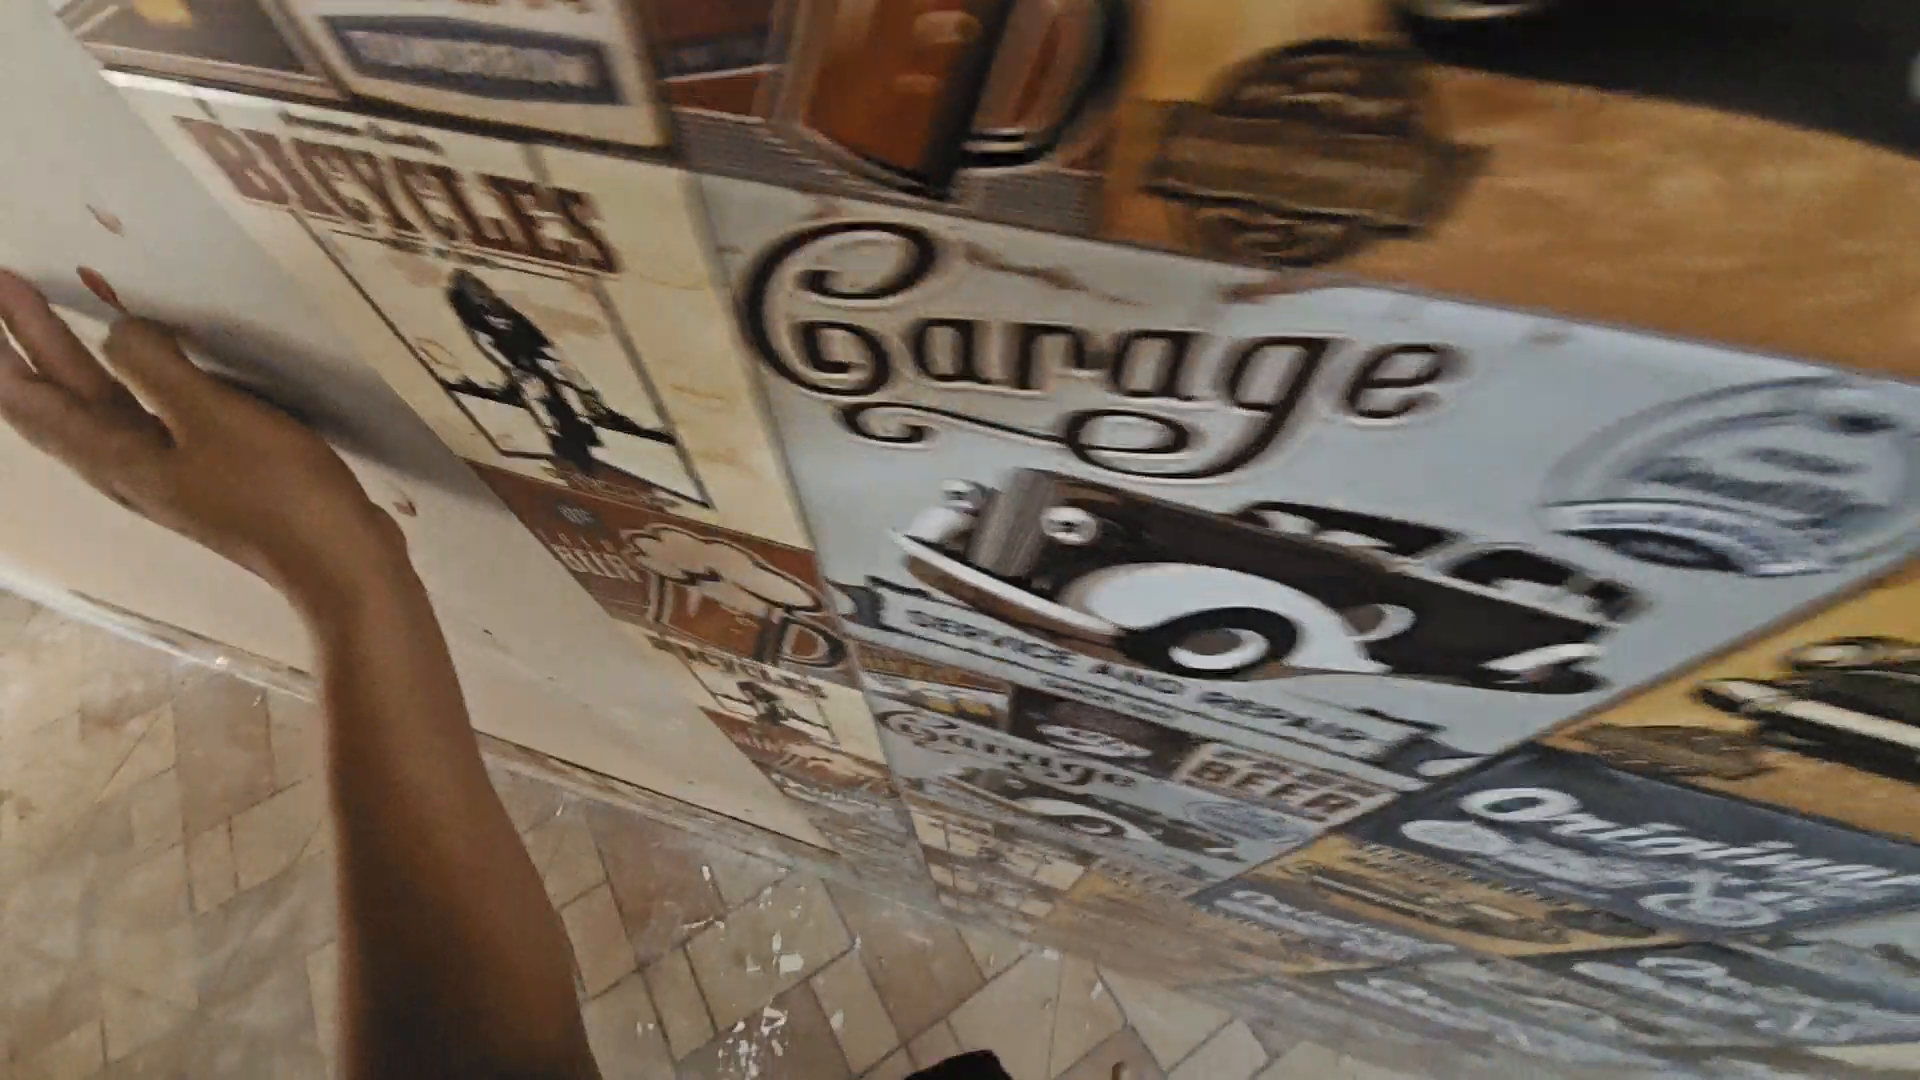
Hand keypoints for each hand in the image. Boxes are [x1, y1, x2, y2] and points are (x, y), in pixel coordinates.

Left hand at [0, 270, 405, 614]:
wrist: (339, 558)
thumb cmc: (278, 490)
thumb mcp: (217, 418)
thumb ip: (159, 368)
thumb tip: (124, 333)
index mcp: (113, 455)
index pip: (28, 394)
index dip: (4, 343)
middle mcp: (130, 470)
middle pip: (63, 401)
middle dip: (37, 343)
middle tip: (14, 287)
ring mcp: (177, 480)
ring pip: (107, 416)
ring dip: (83, 368)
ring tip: (71, 329)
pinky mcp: (220, 484)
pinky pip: (156, 429)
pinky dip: (138, 395)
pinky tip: (164, 390)